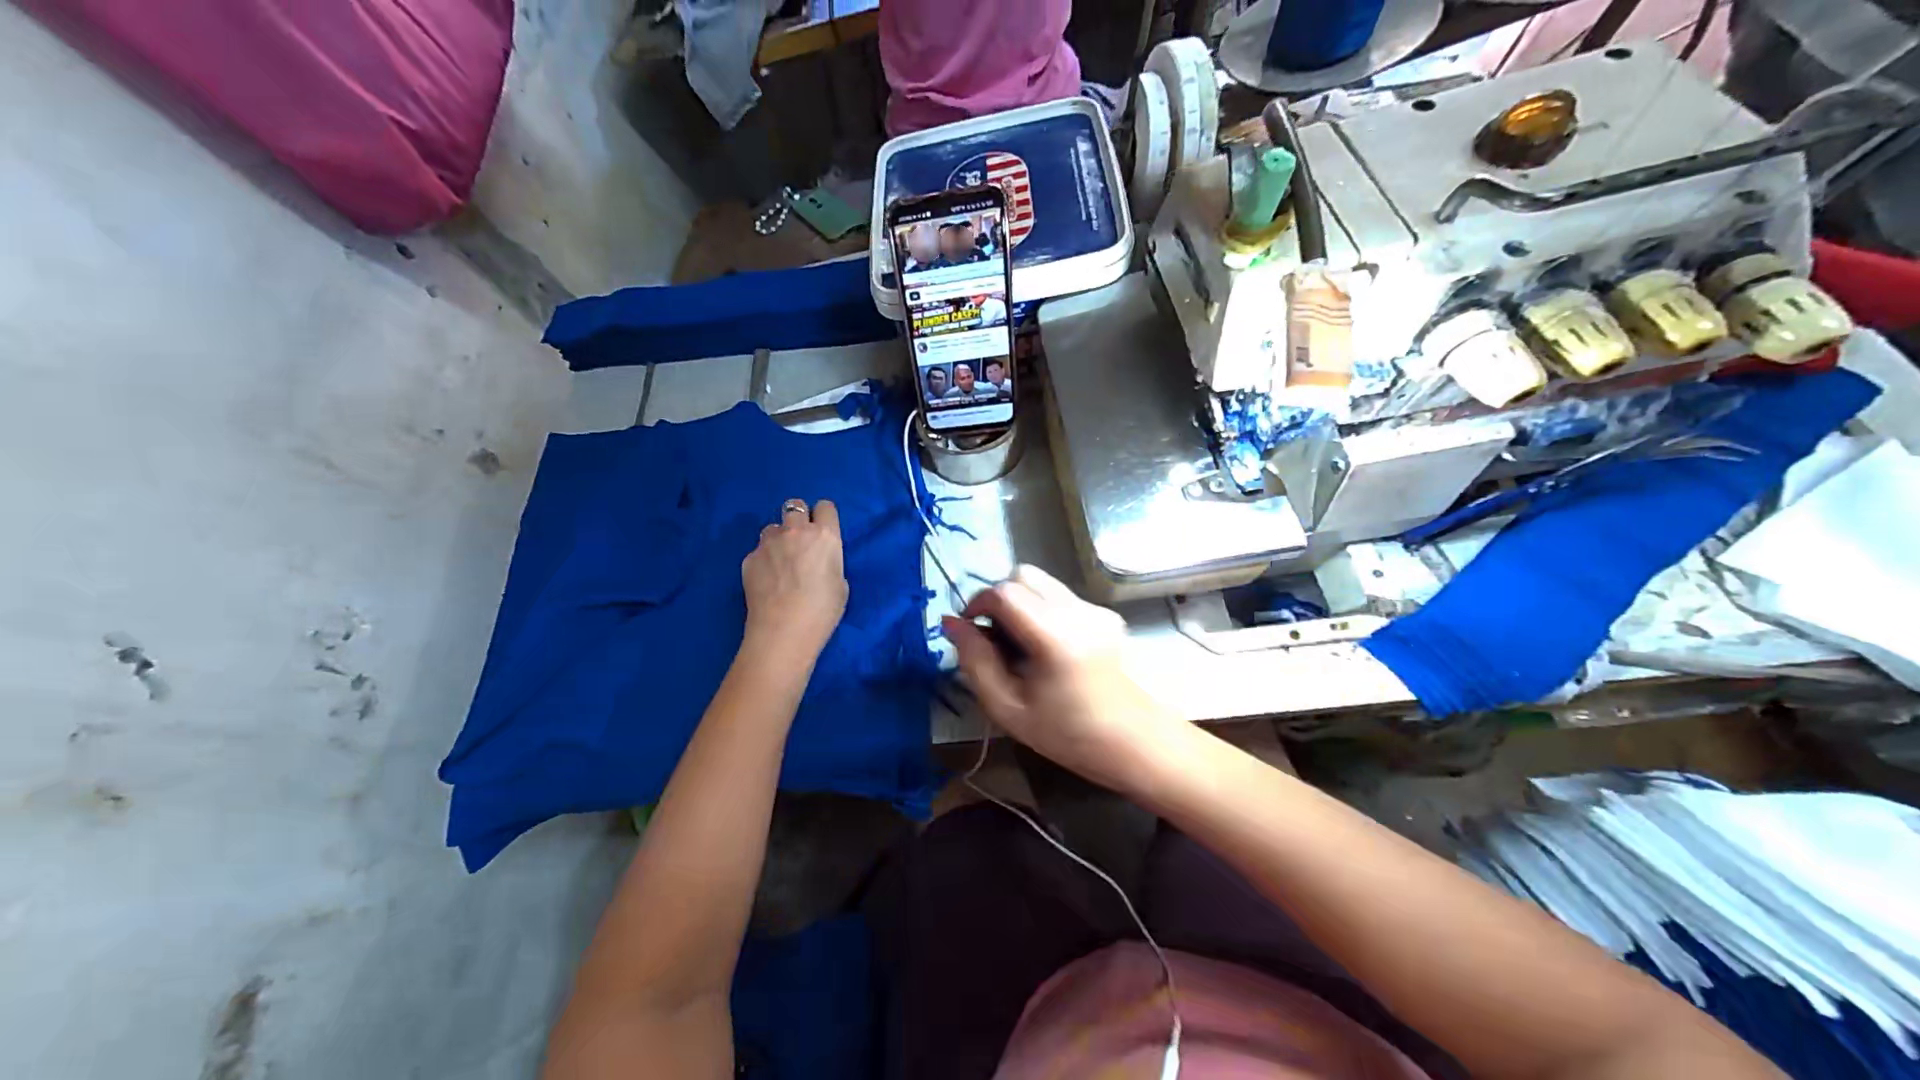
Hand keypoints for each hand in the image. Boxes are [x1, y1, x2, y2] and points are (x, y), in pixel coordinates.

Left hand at [742, 499, 847, 664]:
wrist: (783, 631)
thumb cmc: (822, 612)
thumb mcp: (840, 584)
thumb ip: (829, 562)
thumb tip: (817, 561)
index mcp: (824, 536)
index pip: (825, 506)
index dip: (823, 517)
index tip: (822, 531)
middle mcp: (795, 531)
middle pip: (794, 505)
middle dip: (798, 518)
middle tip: (800, 542)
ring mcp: (768, 543)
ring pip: (773, 527)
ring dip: (778, 538)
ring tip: (780, 562)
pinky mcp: (749, 558)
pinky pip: (758, 550)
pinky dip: (763, 560)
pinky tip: (767, 581)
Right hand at [942, 565, 1190, 792]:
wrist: (1135, 744)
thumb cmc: (1068, 735)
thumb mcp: (1007, 708)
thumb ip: (975, 660)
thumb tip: (951, 622)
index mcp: (1055, 635)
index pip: (1004, 591)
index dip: (977, 604)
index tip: (970, 632)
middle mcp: (1078, 611)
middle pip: (1023, 575)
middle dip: (998, 599)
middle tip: (994, 639)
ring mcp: (1096, 610)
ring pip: (1042, 582)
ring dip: (1020, 603)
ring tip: (1019, 646)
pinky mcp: (1106, 615)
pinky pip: (1061, 597)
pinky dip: (1042, 611)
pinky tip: (1046, 650)